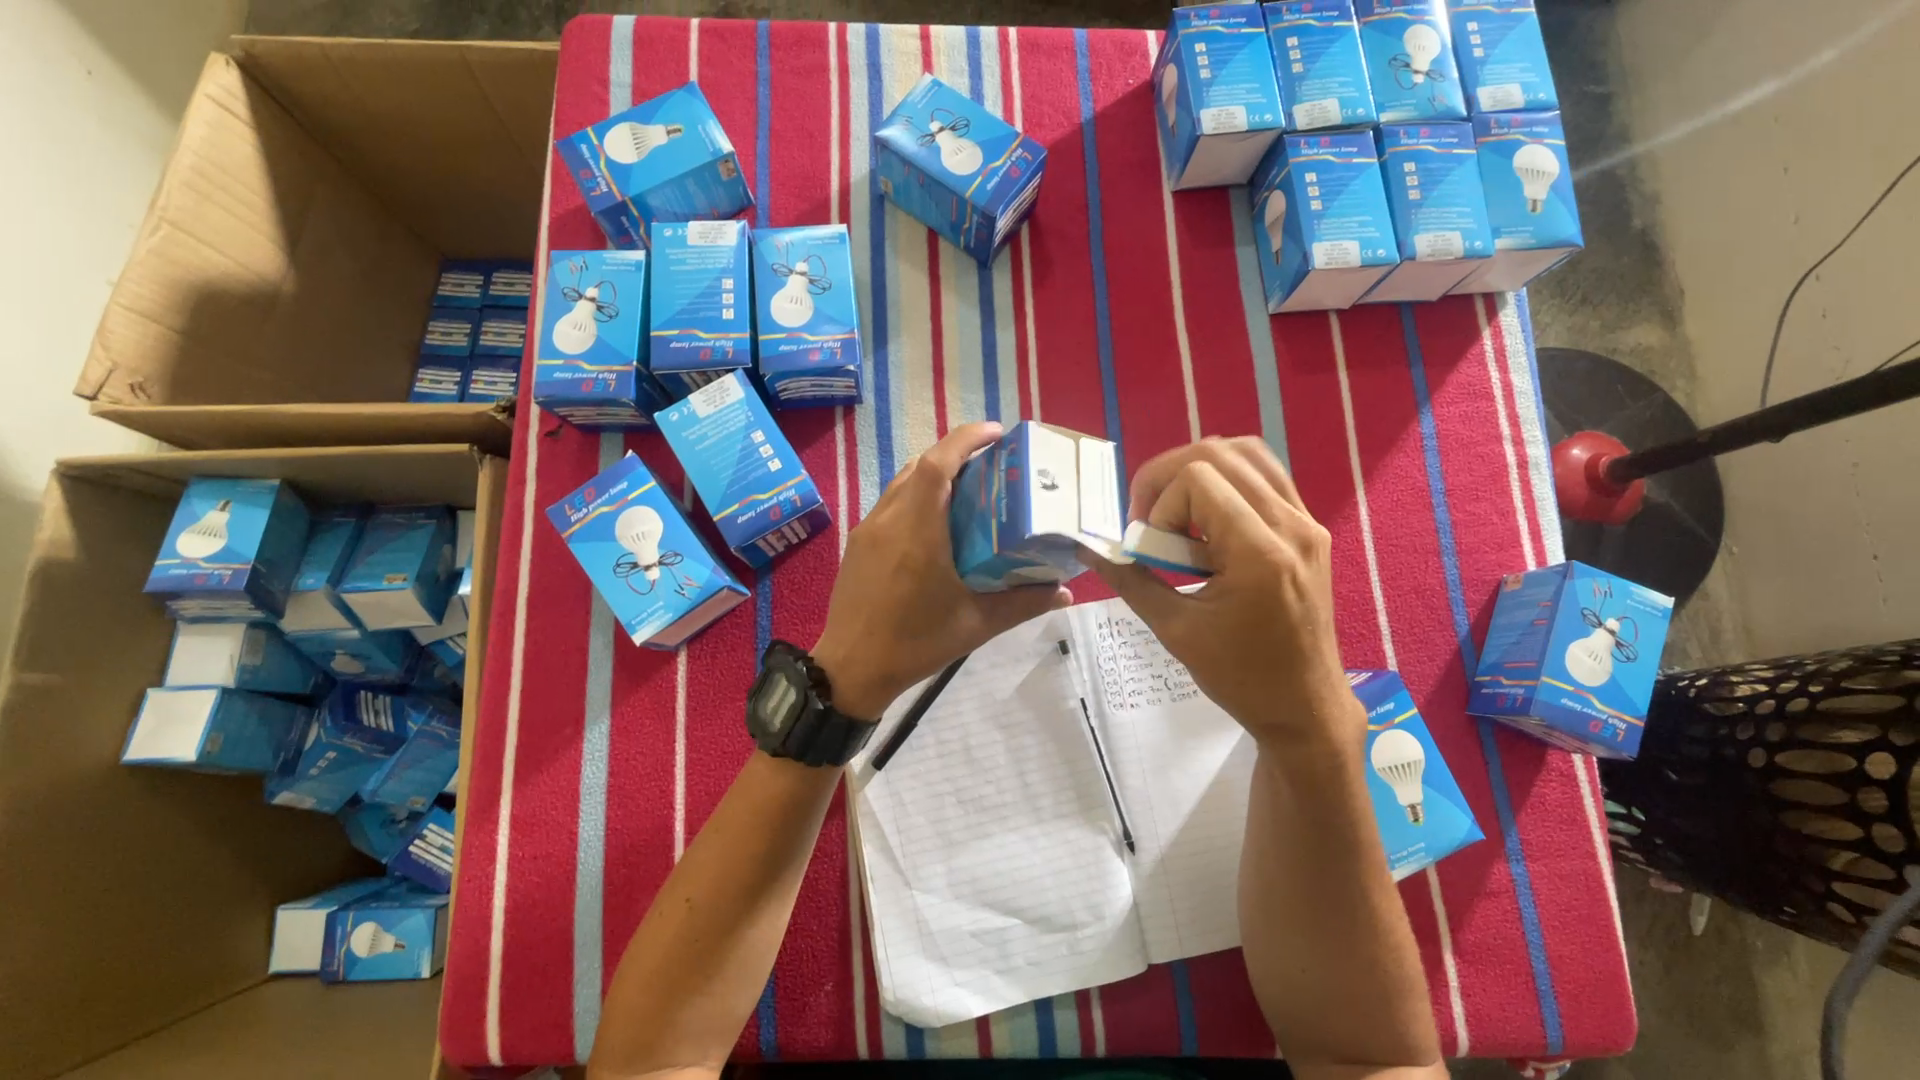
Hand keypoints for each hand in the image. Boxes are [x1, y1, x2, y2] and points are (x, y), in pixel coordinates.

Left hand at [813, 422, 1072, 719]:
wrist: (851, 668)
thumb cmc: (915, 644)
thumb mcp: (976, 625)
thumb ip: (1023, 603)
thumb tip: (1066, 593)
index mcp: (918, 531)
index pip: (938, 465)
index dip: (965, 439)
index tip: (996, 432)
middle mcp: (889, 520)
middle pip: (920, 466)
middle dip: (955, 454)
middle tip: (991, 462)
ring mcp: (869, 530)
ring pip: (902, 483)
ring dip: (933, 475)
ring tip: (968, 487)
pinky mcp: (858, 544)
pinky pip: (890, 504)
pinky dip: (915, 496)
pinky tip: (935, 521)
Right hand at [1091, 437, 1353, 747]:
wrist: (1303, 706)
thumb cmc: (1239, 677)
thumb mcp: (1174, 630)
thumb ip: (1131, 580)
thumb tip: (1089, 549)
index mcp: (1259, 553)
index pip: (1197, 478)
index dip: (1159, 505)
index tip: (1151, 549)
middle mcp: (1291, 525)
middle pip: (1220, 452)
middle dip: (1169, 476)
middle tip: (1149, 520)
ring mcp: (1307, 522)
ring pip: (1247, 453)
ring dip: (1199, 471)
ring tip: (1177, 512)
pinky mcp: (1310, 529)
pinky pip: (1266, 476)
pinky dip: (1228, 481)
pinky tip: (1206, 518)